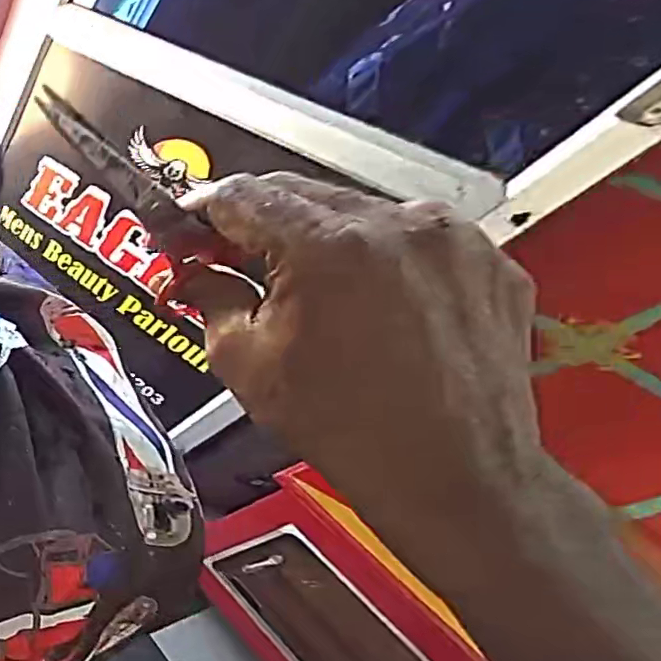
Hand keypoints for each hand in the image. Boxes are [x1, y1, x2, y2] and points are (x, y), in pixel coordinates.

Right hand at [174, 174, 544, 587]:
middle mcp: (398, 228)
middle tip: (210, 253)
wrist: (447, 467)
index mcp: (330, 246)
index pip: (241, 196)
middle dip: (243, 220)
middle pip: (293, 193)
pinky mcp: (483, 262)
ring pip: (346, 209)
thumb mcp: (239, 354)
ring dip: (299, 233)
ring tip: (273, 276)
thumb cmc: (342, 419)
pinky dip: (357, 252)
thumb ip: (211, 295)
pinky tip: (335, 291)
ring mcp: (450, 242)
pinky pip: (399, 236)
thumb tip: (195, 274)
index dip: (196, 210)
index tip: (177, 228)